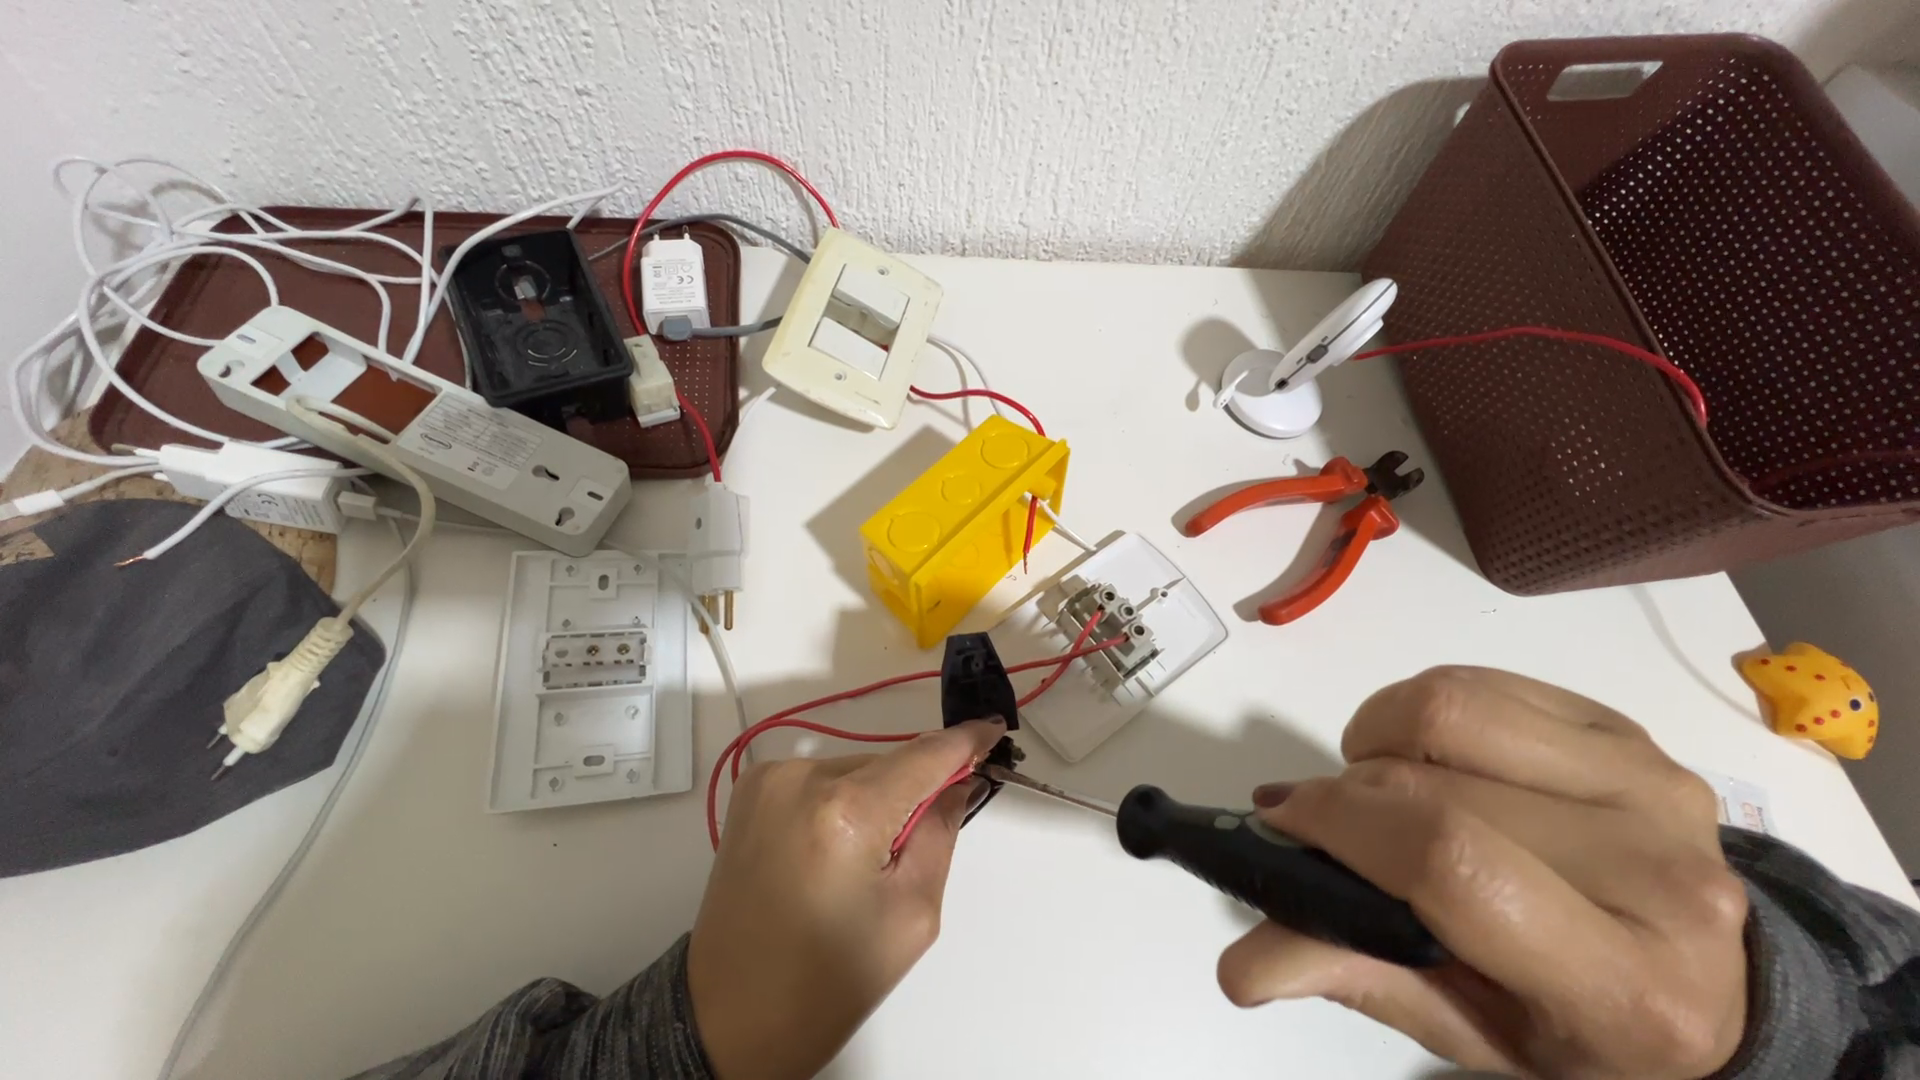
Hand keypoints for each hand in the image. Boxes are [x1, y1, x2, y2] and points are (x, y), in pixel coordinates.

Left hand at [687, 719, 1004, 1079]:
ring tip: (860, 862)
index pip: (925, 756)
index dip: (965, 741)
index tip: (993, 729)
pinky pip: (821, 778)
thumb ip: (939, 832)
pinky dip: (840, 800)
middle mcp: (803, 778)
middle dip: (915, 789)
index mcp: (847, 812)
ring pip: (855, 768)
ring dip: (875, 796)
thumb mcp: (911, 915)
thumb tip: (956, 781)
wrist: (730, 1015)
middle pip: (889, 763)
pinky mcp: (751, 789)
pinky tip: (830, 849)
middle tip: (911, 847)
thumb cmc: (829, 981)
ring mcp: (770, 779)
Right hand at [1218, 667, 1748, 1078]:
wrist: (1714, 978)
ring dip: (1376, 738)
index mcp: (1621, 980)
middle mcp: (1656, 871)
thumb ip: (1353, 978)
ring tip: (1383, 784)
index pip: (1450, 863)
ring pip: (1446, 707)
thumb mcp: (1465, 1026)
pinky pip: (1474, 682)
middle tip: (1333, 824)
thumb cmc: (1575, 1022)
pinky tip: (1428, 757)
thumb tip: (1239, 967)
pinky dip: (1415, 709)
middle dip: (1346, 792)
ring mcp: (1649, 783)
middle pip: (1430, 781)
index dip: (1342, 823)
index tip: (1282, 819)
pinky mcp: (1629, 728)